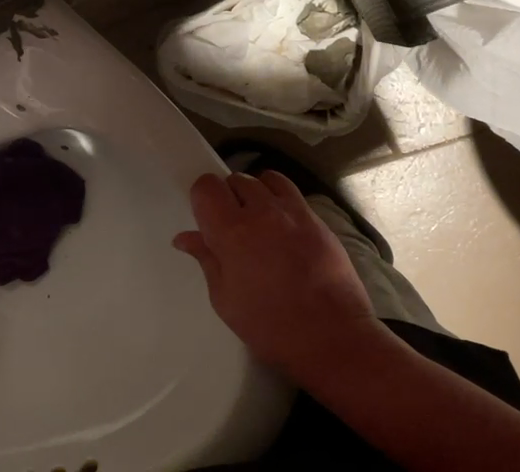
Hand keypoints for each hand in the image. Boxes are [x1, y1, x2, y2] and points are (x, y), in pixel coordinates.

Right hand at [172, 171, 383, 380]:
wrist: (334, 340)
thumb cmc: (271, 326)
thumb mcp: (225, 299)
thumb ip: (206, 260)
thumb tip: (185, 238)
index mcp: (231, 232)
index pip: (207, 186)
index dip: (203, 198)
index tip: (207, 219)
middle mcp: (262, 213)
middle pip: (236, 179)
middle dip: (230, 196)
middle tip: (234, 225)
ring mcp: (294, 214)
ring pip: (266, 179)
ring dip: (257, 192)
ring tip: (260, 219)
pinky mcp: (319, 222)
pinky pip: (293, 194)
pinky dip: (282, 201)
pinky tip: (285, 229)